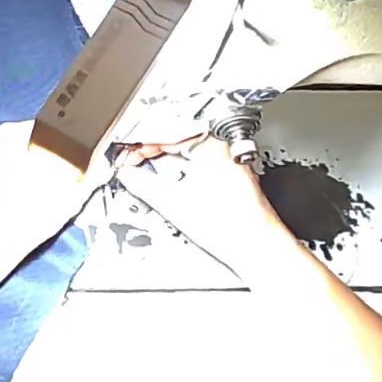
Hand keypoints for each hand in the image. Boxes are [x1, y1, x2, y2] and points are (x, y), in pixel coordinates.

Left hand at [0, 120, 113, 258]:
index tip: (68, 165)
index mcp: (13, 132)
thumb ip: (93, 171)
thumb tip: (101, 164)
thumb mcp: (73, 192)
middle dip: (41, 162)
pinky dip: (2, 185)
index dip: (63, 150)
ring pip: (8, 160)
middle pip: (27, 145)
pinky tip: (14, 203)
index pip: (48, 131)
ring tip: (32, 198)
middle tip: (52, 186)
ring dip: (21, 174)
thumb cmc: (23, 216)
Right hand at [117, 138, 300, 278]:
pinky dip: (176, 163)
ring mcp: (228, 158)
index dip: (138, 144)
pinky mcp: (229, 172)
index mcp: (211, 144)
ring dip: (160, 154)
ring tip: (139, 166)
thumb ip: (142, 183)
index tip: (123, 155)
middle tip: (126, 161)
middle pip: (174, 135)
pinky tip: (162, 173)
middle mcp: (223, 145)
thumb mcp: (172, 203)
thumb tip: (127, 173)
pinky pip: (196, 157)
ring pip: (184, 145)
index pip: (165, 132)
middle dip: (146, 148)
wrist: (258, 250)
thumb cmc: (231, 228)